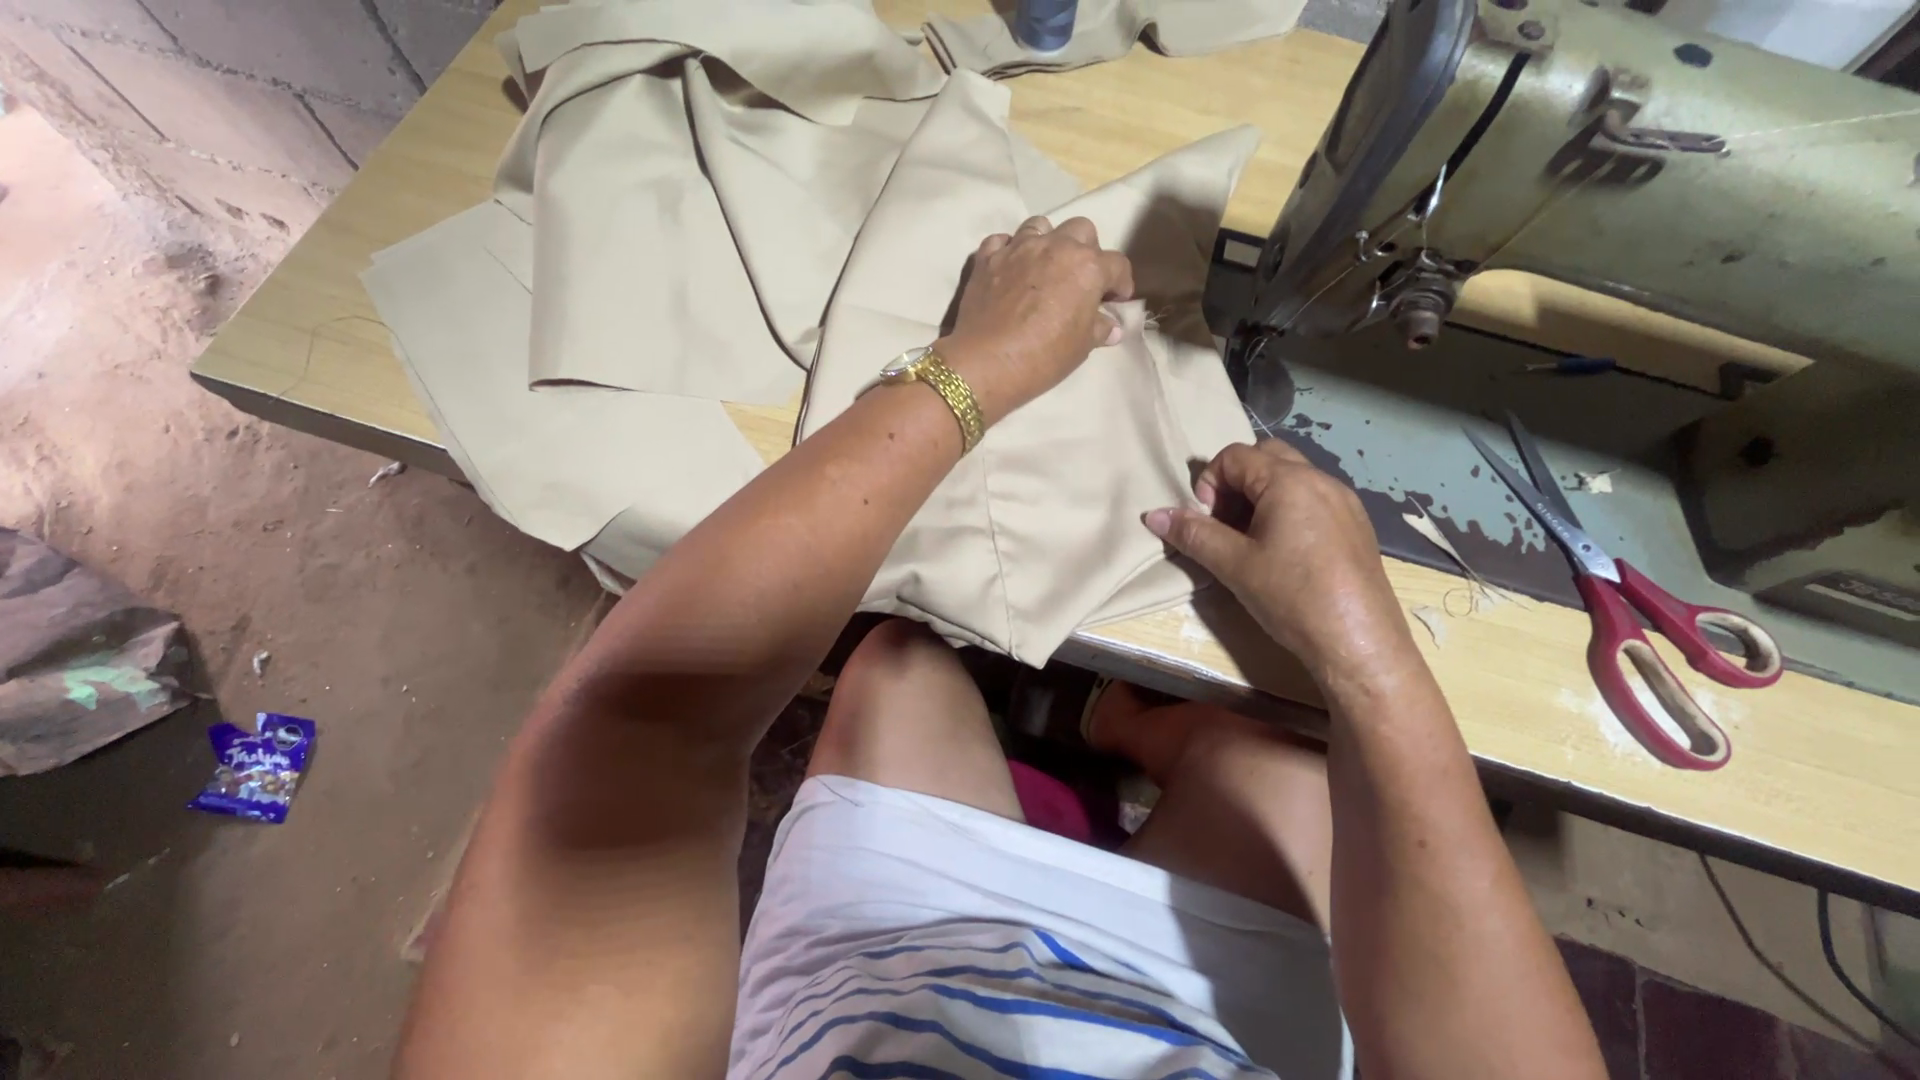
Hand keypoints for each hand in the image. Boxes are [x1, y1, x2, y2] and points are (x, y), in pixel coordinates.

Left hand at [937, 216, 1134, 425]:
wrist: (987, 362)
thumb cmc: (1044, 356)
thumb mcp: (1081, 347)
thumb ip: (1099, 328)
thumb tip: (1112, 327)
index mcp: (1087, 267)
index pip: (1117, 265)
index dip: (1120, 283)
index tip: (1116, 299)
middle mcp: (1056, 247)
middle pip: (1081, 230)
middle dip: (1087, 250)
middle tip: (1080, 277)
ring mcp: (1019, 248)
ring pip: (1040, 226)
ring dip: (1048, 240)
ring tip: (1044, 265)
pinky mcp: (988, 257)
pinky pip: (1001, 241)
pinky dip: (1009, 249)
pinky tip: (1010, 267)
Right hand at [1143, 440, 1418, 689]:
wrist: (1358, 641)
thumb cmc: (1292, 597)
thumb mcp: (1234, 565)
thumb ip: (1193, 534)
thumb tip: (1153, 515)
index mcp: (1290, 481)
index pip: (1235, 455)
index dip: (1210, 482)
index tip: (1207, 522)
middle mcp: (1321, 480)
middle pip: (1267, 456)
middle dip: (1236, 483)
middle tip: (1226, 524)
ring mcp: (1344, 501)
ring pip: (1292, 478)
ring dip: (1261, 497)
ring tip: (1251, 541)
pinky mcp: (1356, 525)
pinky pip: (1313, 499)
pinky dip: (1288, 510)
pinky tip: (1284, 553)